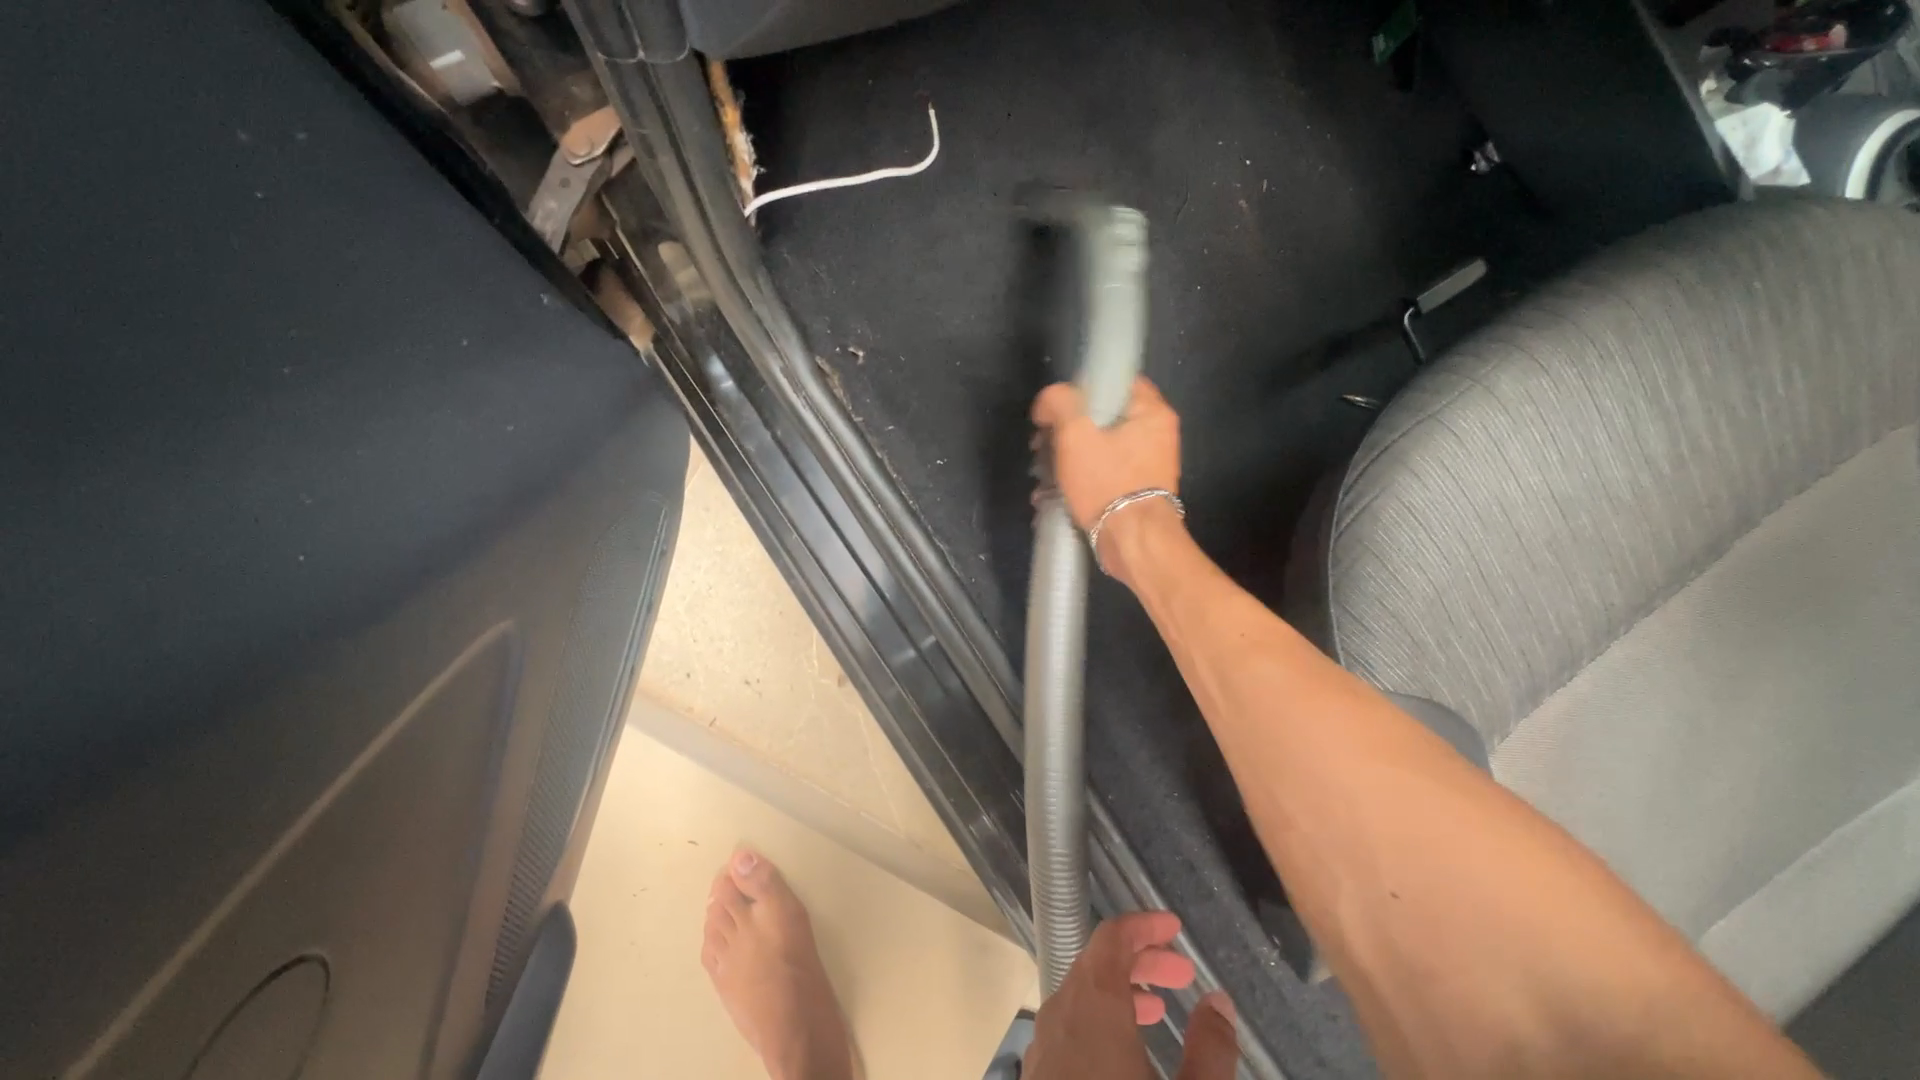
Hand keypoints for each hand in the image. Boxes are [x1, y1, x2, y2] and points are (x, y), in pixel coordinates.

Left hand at [1022, 911, 1238, 1079]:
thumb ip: (1210, 1048)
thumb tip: (1218, 1002)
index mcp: (1094, 1007)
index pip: (1111, 940)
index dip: (1143, 925)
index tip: (1175, 926)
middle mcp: (1061, 1015)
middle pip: (1096, 964)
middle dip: (1140, 960)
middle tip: (1183, 973)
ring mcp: (1043, 1049)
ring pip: (1080, 996)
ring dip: (1119, 992)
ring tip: (1158, 1011)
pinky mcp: (1038, 1078)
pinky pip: (1068, 1027)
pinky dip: (1098, 1020)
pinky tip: (1124, 1055)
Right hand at [1032, 376, 1182, 581]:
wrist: (1132, 541)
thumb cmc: (1107, 482)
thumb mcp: (1074, 434)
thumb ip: (1059, 402)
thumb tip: (1050, 402)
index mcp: (1152, 411)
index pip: (1115, 380)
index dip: (1080, 389)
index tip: (1056, 408)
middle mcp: (1157, 434)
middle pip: (1103, 416)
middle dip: (1066, 430)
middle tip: (1041, 446)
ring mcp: (1148, 464)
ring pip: (1099, 447)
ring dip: (1067, 458)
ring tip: (1042, 475)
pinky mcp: (1136, 490)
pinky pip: (1104, 472)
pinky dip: (1080, 478)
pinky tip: (1052, 494)